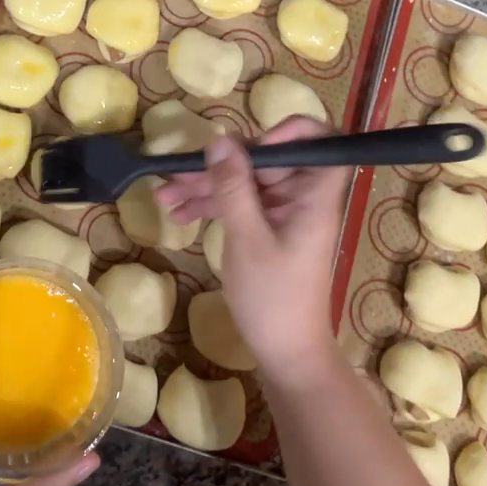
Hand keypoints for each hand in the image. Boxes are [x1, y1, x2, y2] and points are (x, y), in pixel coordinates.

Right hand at [154, 116, 352, 376]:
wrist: (285, 351)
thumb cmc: (274, 297)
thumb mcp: (247, 239)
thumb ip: (233, 187)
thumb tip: (220, 139)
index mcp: (314, 196)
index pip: (321, 142)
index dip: (290, 133)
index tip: (254, 147)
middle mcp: (303, 197)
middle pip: (267, 160)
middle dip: (223, 164)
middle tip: (180, 175)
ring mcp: (285, 214)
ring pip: (247, 181)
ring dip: (208, 186)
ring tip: (165, 197)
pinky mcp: (268, 229)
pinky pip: (241, 204)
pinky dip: (213, 205)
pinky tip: (179, 213)